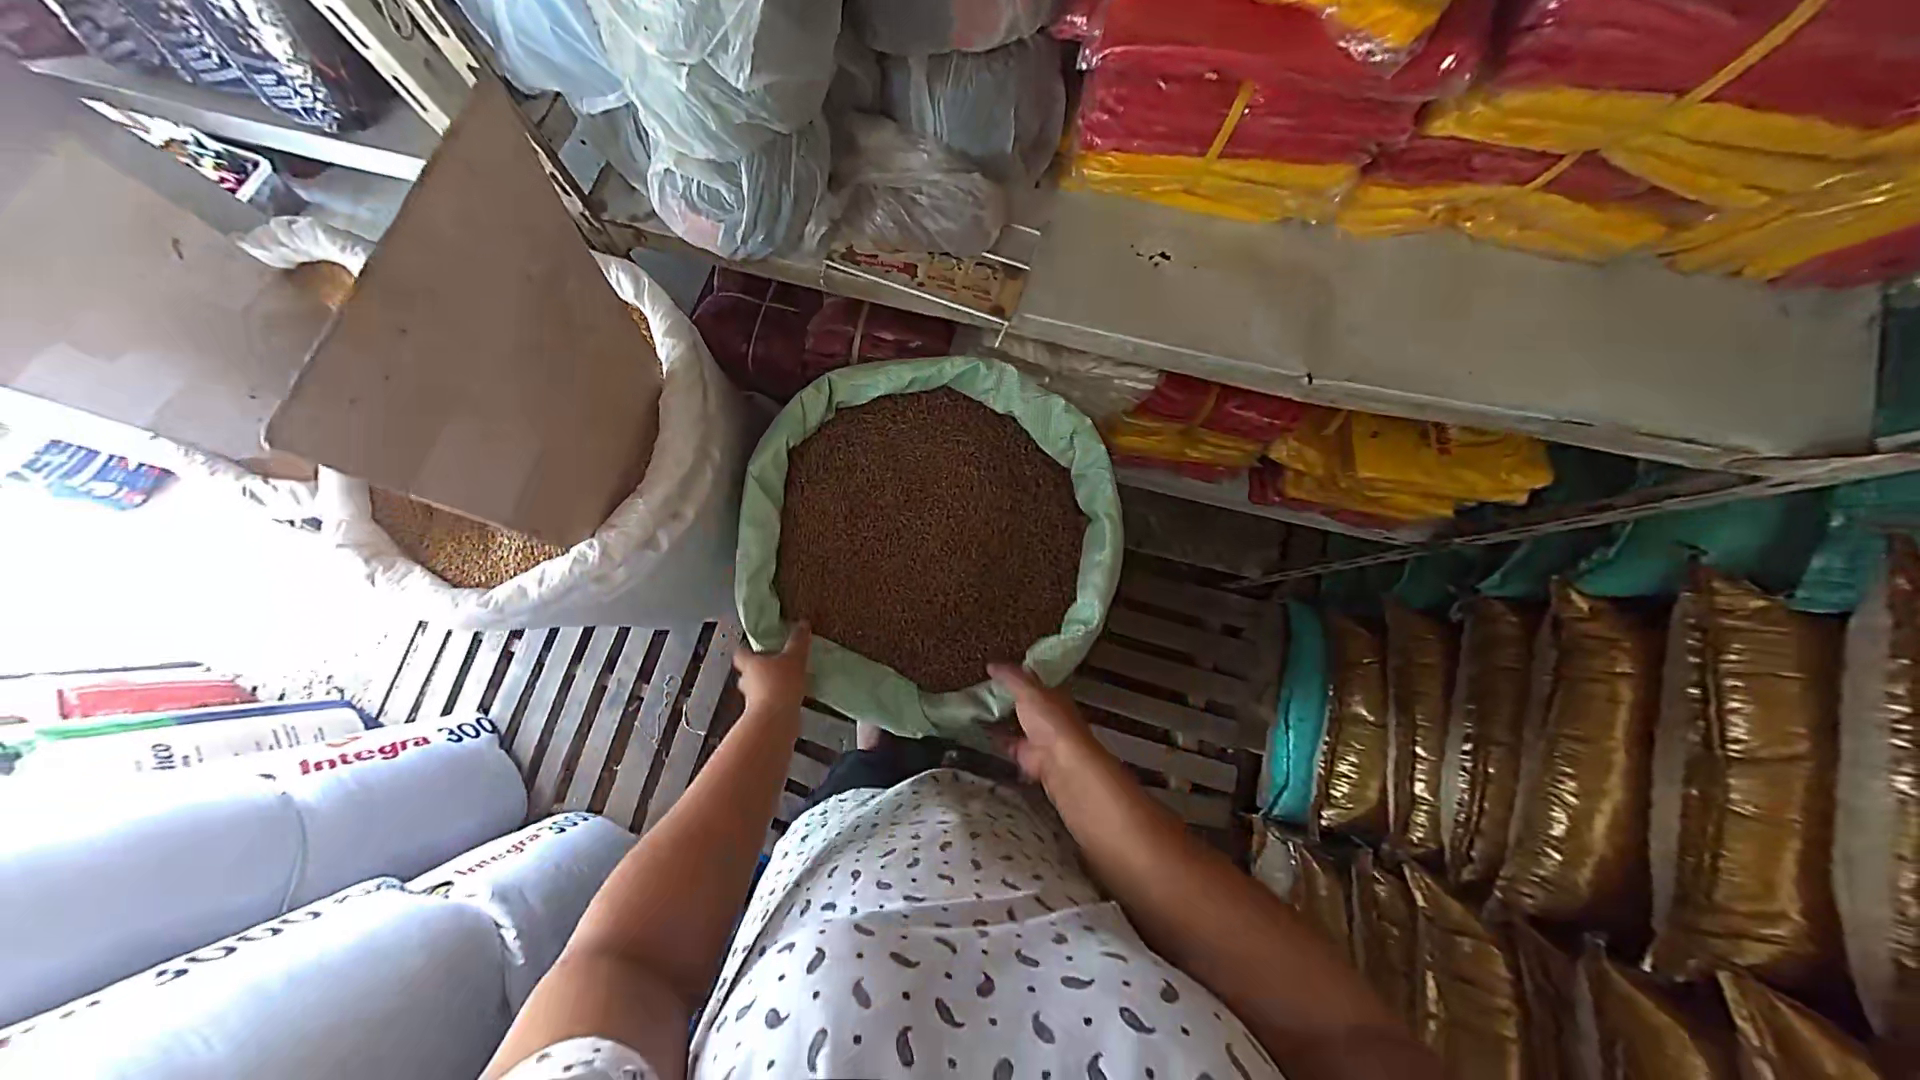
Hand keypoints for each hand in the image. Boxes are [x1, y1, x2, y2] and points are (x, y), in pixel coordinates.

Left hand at [736, 622, 810, 715]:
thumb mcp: (795, 657)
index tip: (751, 646)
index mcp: (750, 663)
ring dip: (765, 687)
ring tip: (782, 684)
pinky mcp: (761, 715)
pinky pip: (766, 704)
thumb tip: (803, 624)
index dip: (745, 649)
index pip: (741, 653)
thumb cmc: (780, 685)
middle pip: (746, 672)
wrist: (776, 720)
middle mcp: (747, 681)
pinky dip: (774, 701)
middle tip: (771, 665)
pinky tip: (788, 700)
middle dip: (756, 670)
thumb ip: (798, 641)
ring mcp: (752, 700)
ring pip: (755, 689)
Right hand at [988, 662, 1107, 786]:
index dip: (1019, 672)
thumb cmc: (1050, 719)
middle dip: (1007, 696)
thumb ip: (1010, 676)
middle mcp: (1048, 713)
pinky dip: (994, 740)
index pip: (1036, 678)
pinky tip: (979, 733)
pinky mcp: (1027, 754)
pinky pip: (1007, 743)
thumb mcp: (1029, 690)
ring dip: (1001, 718)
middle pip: (1025, 701)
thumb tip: (991, 665)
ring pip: (1016, 722)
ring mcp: (1038, 734)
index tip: (999, 668)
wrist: (1059, 760)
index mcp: (1053, 693)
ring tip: (976, 709)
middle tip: (982, 689)